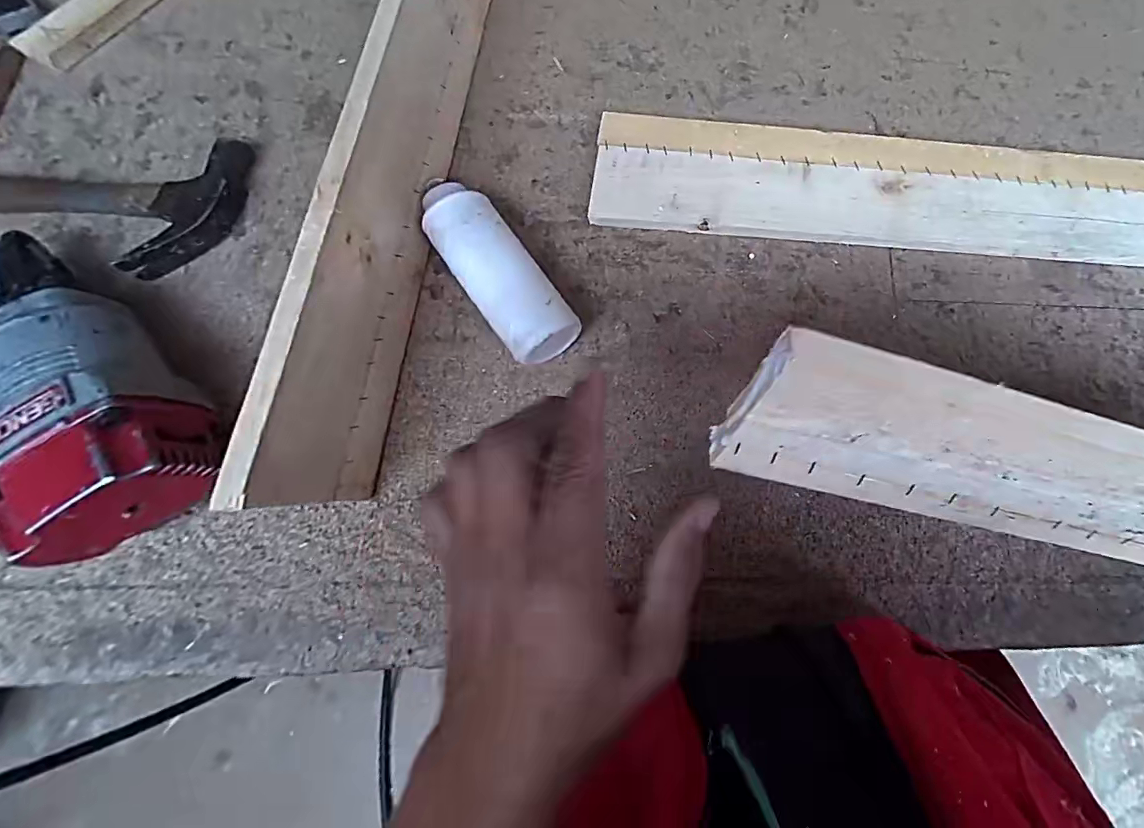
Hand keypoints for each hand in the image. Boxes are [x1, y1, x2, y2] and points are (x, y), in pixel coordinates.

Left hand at [398, 373, 717, 825]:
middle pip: (500, 453)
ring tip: (540, 443)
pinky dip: (465, 475)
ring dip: (502, 439)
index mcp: (565, 570)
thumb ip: (678, 573)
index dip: (586, 416)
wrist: (495, 764)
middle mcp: (507, 553)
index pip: (574, 471)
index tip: (595, 379)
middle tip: (572, 416)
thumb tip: (705, 506)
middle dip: (537, 417)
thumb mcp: (655, 654)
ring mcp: (466, 561)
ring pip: (463, 468)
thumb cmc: (583, 707)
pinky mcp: (447, 573)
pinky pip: (439, 501)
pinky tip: (496, 488)